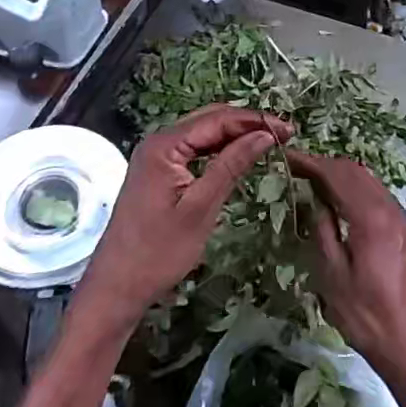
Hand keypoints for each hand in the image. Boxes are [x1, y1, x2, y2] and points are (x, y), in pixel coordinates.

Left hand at [78, 106, 290, 316]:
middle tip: (284, 134)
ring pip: (203, 133)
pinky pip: (195, 149)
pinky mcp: (158, 171)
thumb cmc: (158, 251)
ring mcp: (156, 156)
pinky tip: (240, 155)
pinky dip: (220, 148)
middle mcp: (158, 141)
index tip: (289, 130)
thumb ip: (232, 165)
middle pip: (210, 119)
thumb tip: (265, 135)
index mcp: (165, 145)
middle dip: (248, 123)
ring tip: (269, 141)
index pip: (218, 119)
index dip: (255, 121)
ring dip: (235, 134)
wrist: (116, 287)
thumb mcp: (201, 207)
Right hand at [286, 148, 405, 374]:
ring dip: (338, 173)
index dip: (310, 163)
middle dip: (323, 164)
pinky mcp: (400, 226)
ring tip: (309, 180)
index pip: (337, 175)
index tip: (287, 158)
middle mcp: (388, 208)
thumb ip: (322, 231)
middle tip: (294, 168)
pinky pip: (373, 192)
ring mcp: (398, 216)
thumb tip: (314, 201)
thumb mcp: (332, 275)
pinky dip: (351, 186)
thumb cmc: (365, 313)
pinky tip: (334, 198)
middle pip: (353, 171)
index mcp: (371, 217)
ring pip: (365, 179)